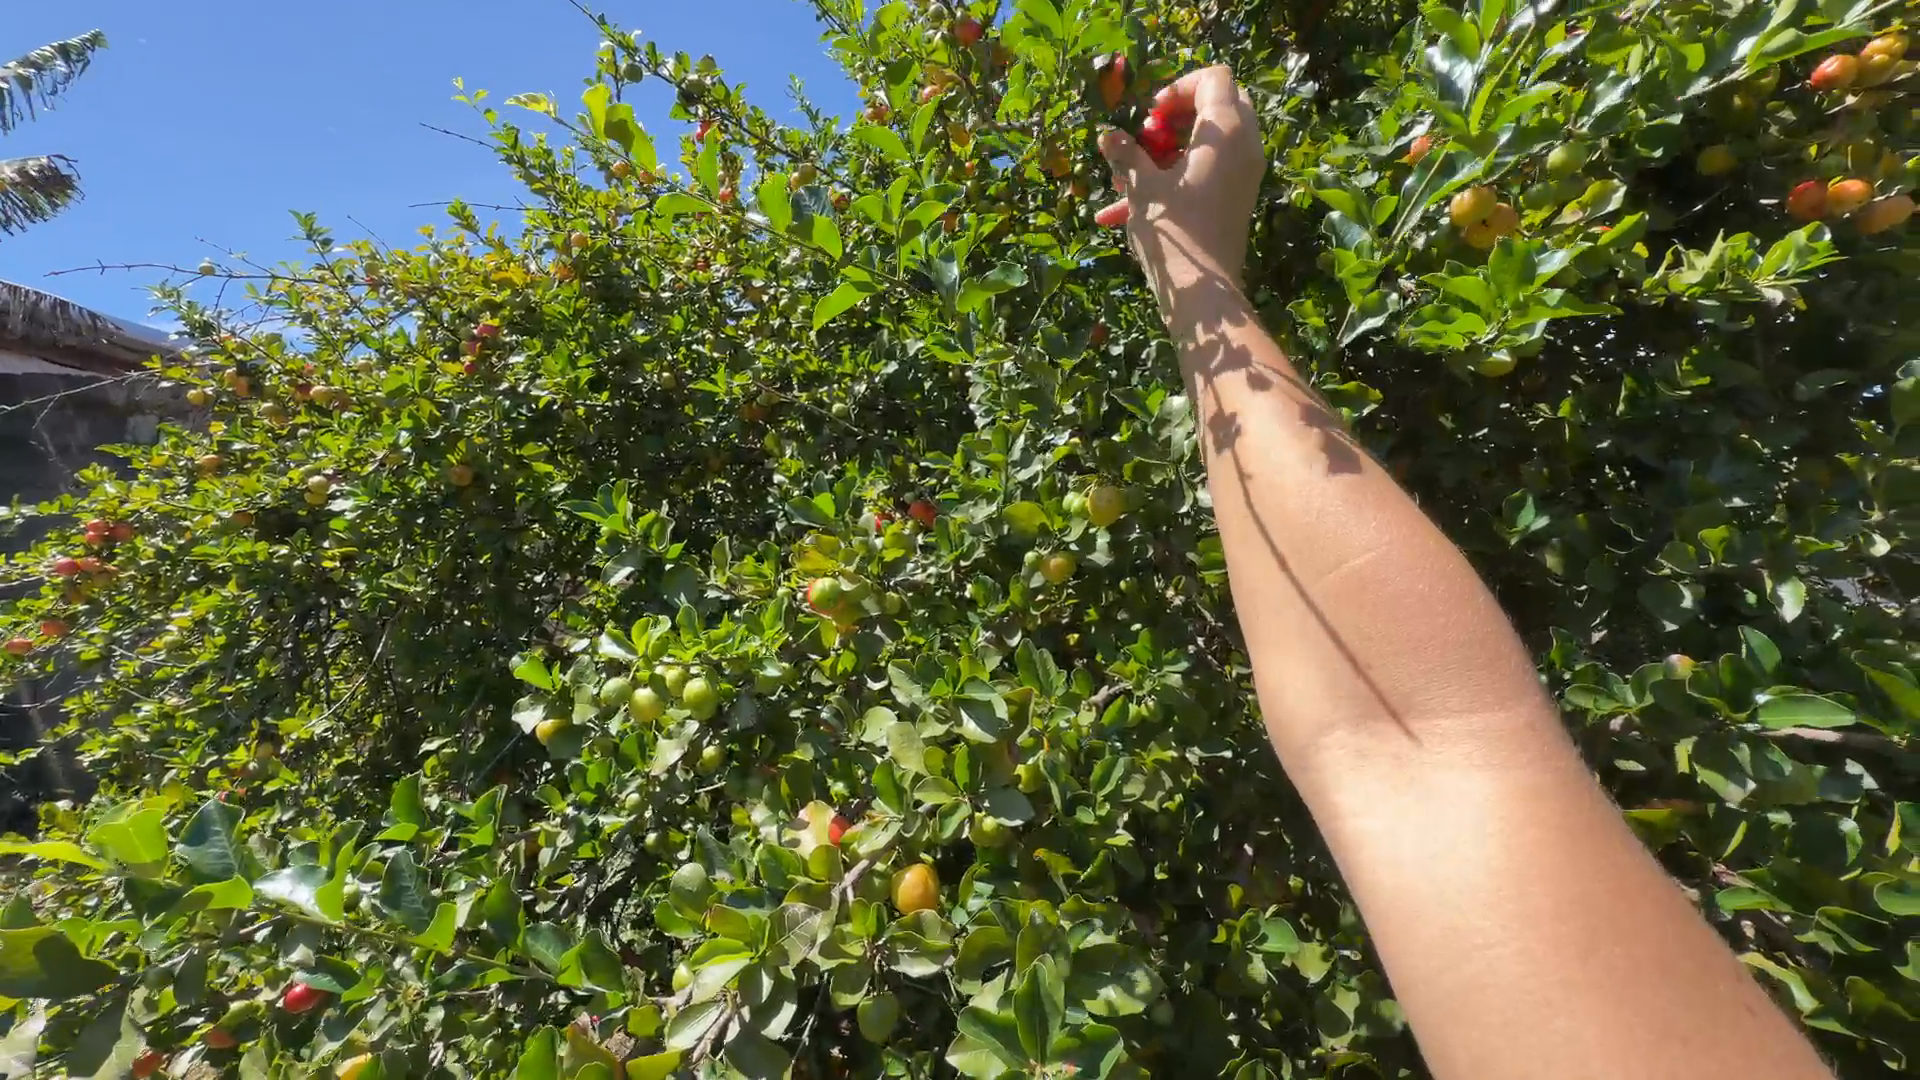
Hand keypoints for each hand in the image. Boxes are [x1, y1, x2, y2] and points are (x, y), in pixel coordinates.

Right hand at [1095, 66, 1264, 320]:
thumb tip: (1108, 137)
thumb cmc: (1172, 232)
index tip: (1149, 116)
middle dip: (1178, 119)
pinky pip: (1209, 174)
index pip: (1213, 79)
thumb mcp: (1142, 190)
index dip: (1178, 89)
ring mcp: (1244, 174)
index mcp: (1225, 130)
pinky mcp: (1237, 200)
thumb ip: (1127, 157)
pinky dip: (1178, 180)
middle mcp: (1244, 145)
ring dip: (1169, 155)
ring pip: (1210, 145)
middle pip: (1218, 106)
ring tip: (1126, 182)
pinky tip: (1129, 210)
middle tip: (1148, 138)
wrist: (1203, 291)